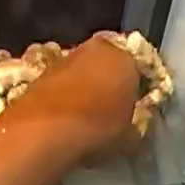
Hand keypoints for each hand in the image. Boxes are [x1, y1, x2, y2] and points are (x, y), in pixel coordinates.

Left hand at [5, 36, 139, 157]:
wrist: (46, 131)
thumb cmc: (98, 129)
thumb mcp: (131, 136)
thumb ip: (140, 122)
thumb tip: (139, 121)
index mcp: (125, 57)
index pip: (143, 67)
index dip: (143, 87)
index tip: (141, 106)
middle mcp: (96, 48)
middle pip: (110, 63)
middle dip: (113, 83)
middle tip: (114, 110)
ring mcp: (66, 56)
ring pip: (84, 70)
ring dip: (87, 87)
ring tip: (88, 116)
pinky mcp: (42, 71)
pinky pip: (63, 82)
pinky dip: (67, 95)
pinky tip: (66, 118)